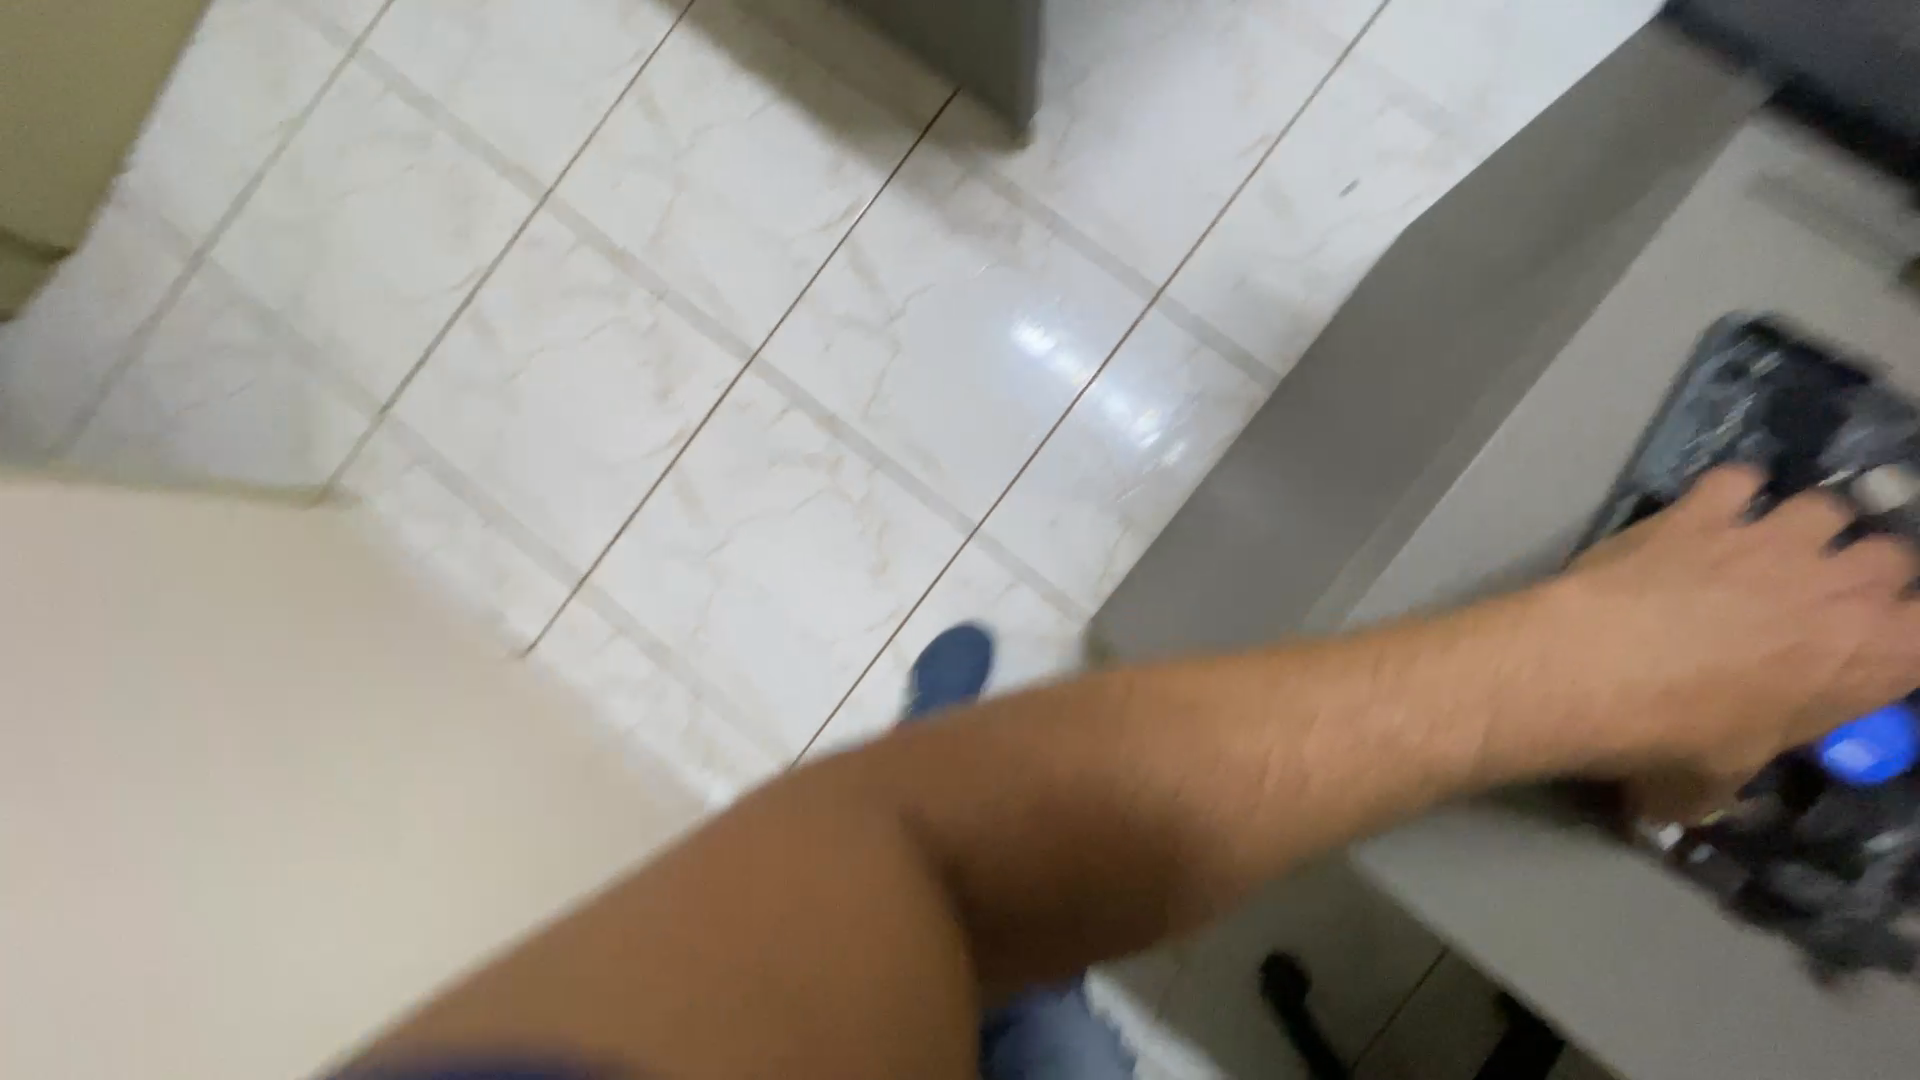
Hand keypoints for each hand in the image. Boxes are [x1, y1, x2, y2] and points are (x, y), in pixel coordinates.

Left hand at [1542, 465, 1919, 808]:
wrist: (1590, 667)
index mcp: (1878, 659)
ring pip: (1821, 509)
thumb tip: (1680, 811)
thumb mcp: (1711, 783)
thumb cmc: (1667, 736)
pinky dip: (1723, 492)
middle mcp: (1842, 588)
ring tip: (1755, 547)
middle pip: (1887, 557)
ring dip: (1795, 526)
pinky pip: (1734, 481)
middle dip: (1854, 571)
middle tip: (1807, 591)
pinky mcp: (1696, 513)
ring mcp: (1768, 541)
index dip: (1899, 630)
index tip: (1872, 636)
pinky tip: (1699, 511)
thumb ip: (1720, 788)